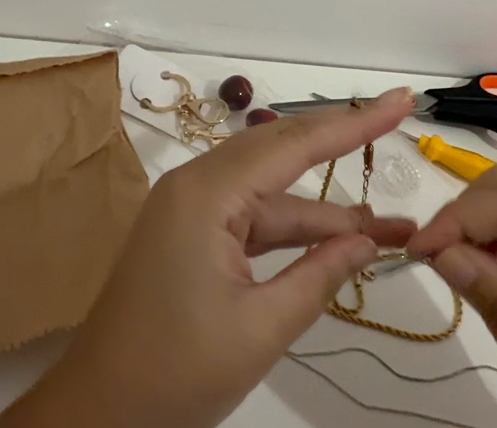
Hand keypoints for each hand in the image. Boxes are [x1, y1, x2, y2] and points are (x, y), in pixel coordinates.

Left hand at [0, 88, 418, 427]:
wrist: (96, 411)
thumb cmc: (175, 371)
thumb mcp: (260, 329)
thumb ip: (319, 277)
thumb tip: (368, 242)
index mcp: (207, 194)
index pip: (294, 144)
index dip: (353, 123)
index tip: (400, 100)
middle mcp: (196, 185)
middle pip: (281, 151)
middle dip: (341, 145)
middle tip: (396, 124)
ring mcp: (190, 209)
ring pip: (271, 192)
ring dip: (324, 211)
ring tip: (388, 227)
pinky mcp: (190, 234)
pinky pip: (252, 218)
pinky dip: (292, 230)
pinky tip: (335, 243)